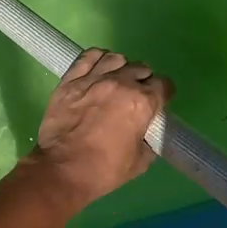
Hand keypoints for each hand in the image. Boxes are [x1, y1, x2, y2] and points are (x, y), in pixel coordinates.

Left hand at [26, 48, 173, 209]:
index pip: (163, 84)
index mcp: (142, 102)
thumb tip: (145, 130)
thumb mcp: (141, 161)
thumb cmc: (105, 170)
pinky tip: (98, 67)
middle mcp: (120, 83)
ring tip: (117, 80)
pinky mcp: (70, 81)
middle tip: (136, 95)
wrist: (62, 169)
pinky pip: (88, 57)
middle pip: (140, 69)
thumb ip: (149, 139)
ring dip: (121, 68)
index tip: (159, 101)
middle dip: (143, 80)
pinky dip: (97, 58)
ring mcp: (93, 79)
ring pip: (115, 58)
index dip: (164, 93)